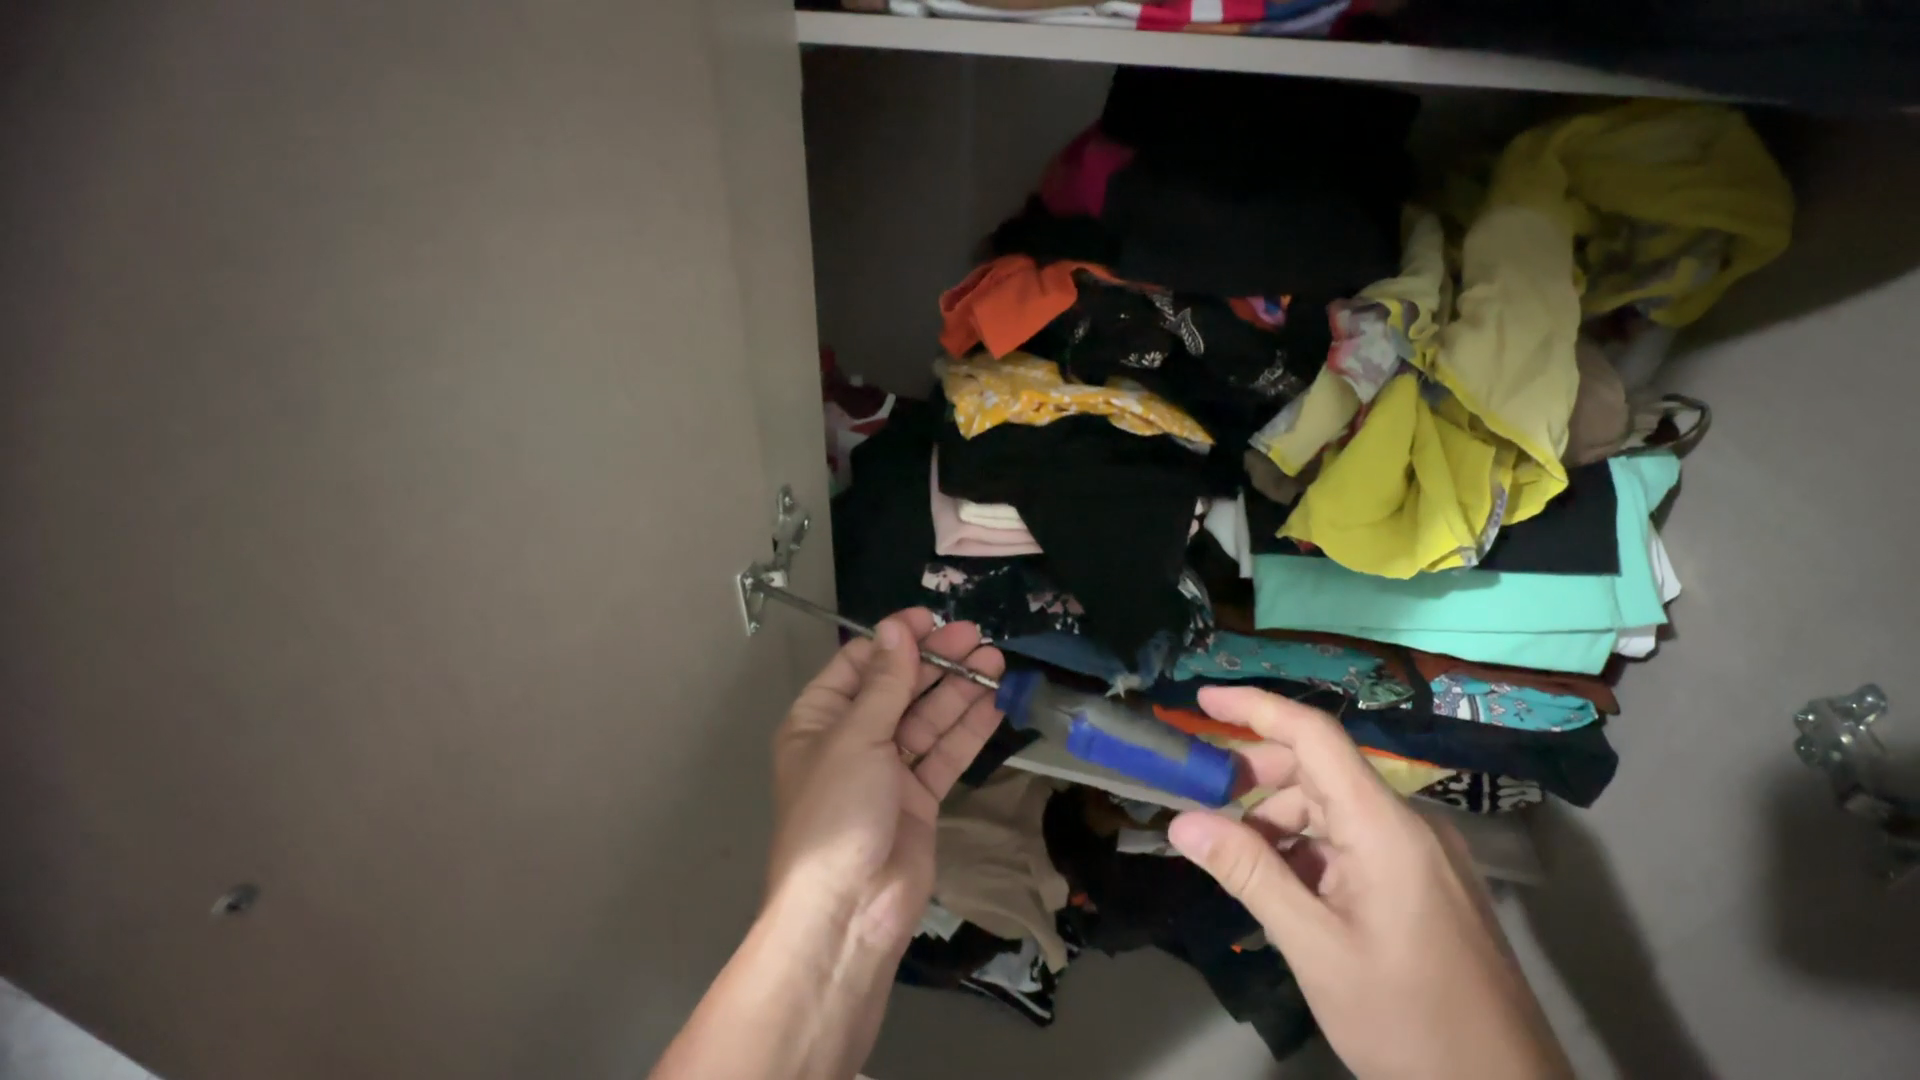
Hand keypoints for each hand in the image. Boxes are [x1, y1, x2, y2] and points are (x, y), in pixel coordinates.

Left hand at [768, 607, 1005, 953]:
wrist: (849, 910)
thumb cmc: (837, 812)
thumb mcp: (856, 738)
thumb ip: (884, 684)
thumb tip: (896, 629)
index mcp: (820, 720)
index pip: (860, 665)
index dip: (895, 640)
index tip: (932, 619)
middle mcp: (853, 740)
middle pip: (899, 689)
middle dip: (936, 662)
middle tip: (977, 637)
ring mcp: (887, 771)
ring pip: (926, 720)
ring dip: (958, 691)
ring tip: (995, 661)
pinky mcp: (918, 799)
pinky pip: (944, 755)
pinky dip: (967, 731)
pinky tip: (994, 704)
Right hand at [1167, 687, 1572, 1079]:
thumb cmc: (1406, 1020)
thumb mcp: (1315, 948)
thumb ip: (1249, 876)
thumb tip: (1182, 822)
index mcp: (1385, 826)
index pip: (1315, 736)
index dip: (1255, 707)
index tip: (1202, 700)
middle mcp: (1409, 823)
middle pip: (1321, 769)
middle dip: (1257, 776)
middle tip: (1203, 801)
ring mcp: (1423, 853)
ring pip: (1335, 808)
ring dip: (1280, 820)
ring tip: (1238, 859)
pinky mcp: (1427, 881)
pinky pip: (1356, 840)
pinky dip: (1310, 848)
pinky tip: (1284, 885)